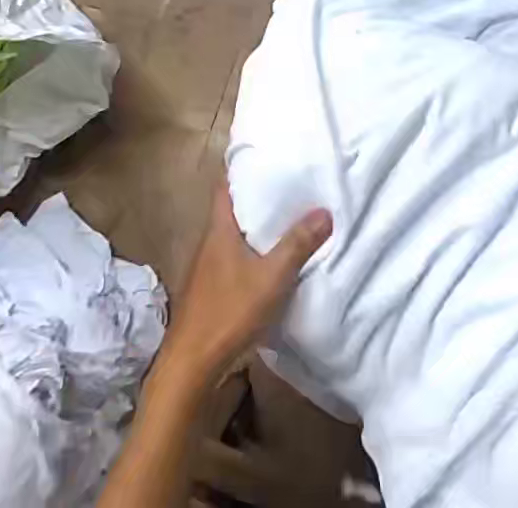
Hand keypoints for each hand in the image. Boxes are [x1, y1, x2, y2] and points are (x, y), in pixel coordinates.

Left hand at [161, 179, 332, 385]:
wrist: (193, 361)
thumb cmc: (230, 310)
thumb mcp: (272, 277)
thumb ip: (297, 244)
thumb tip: (324, 210)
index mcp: (219, 228)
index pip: (224, 185)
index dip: (240, 167)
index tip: (265, 157)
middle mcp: (209, 240)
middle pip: (230, 208)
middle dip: (254, 196)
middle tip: (286, 185)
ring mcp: (207, 265)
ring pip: (233, 234)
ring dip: (254, 226)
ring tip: (285, 218)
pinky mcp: (210, 287)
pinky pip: (233, 256)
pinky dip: (251, 250)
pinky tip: (269, 260)